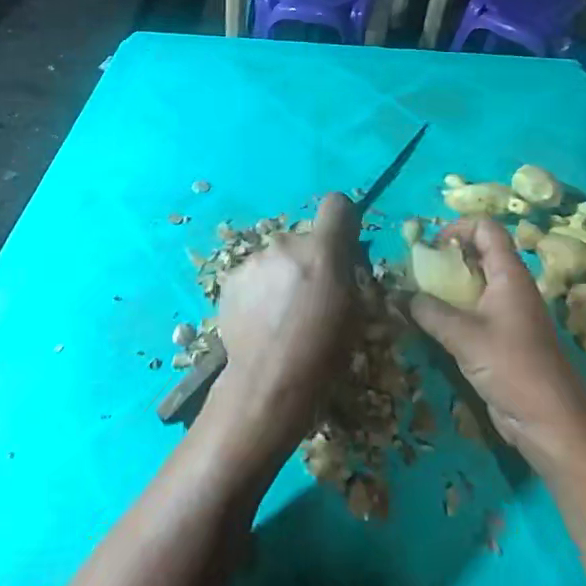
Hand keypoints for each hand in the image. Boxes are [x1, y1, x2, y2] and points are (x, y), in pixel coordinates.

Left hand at [207, 194, 359, 443]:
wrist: (268, 382)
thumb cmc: (324, 353)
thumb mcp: (356, 312)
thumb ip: (347, 274)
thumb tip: (342, 261)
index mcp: (323, 250)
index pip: (337, 204)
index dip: (342, 220)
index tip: (342, 244)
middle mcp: (285, 244)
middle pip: (303, 239)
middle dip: (307, 260)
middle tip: (308, 296)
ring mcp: (253, 261)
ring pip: (275, 258)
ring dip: (280, 275)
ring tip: (279, 314)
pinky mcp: (230, 279)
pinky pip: (252, 275)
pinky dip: (258, 290)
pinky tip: (259, 320)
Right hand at [408, 217, 585, 470]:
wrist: (551, 423)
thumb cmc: (513, 368)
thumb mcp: (465, 336)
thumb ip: (430, 311)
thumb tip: (400, 295)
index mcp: (509, 275)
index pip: (486, 229)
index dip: (457, 228)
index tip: (430, 248)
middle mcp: (509, 287)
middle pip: (477, 254)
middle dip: (444, 259)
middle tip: (414, 275)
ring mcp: (506, 314)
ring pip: (472, 286)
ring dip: (444, 288)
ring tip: (414, 299)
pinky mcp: (500, 340)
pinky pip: (471, 314)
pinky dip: (450, 313)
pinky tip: (428, 327)